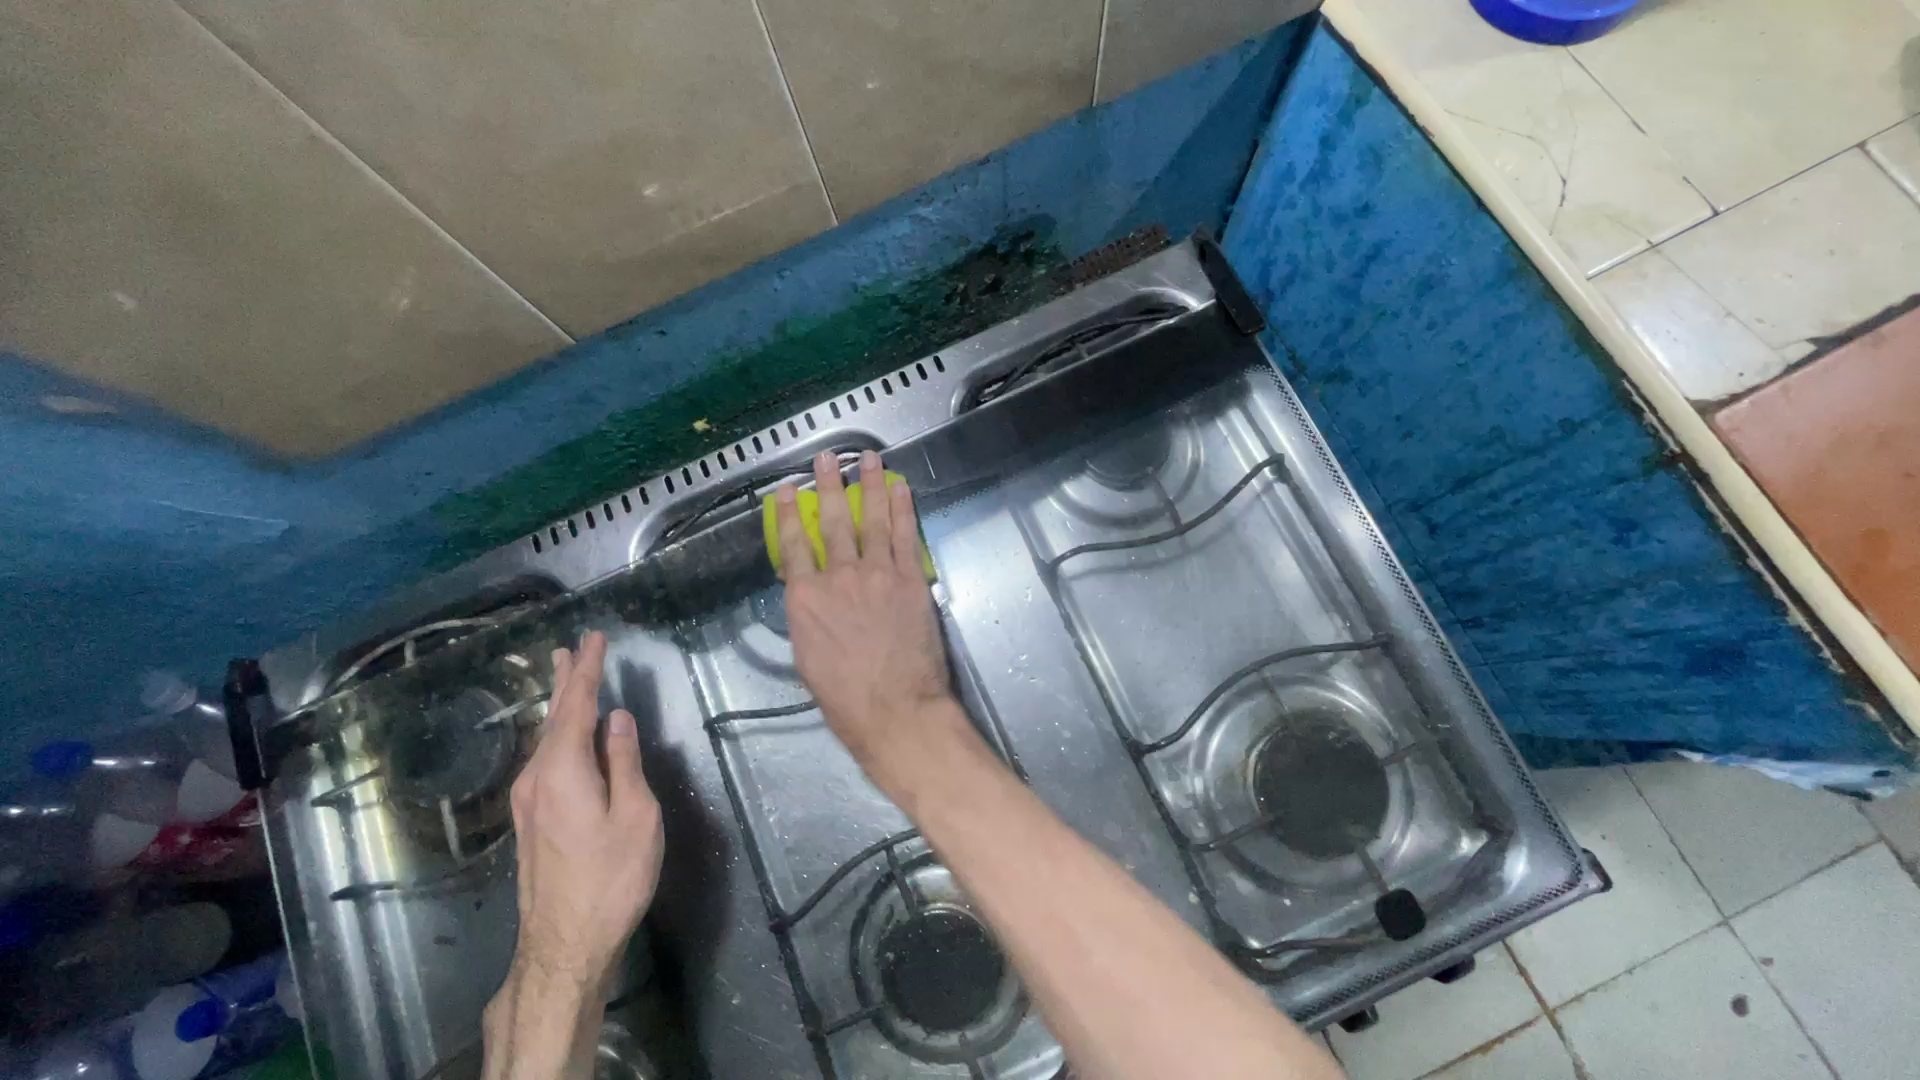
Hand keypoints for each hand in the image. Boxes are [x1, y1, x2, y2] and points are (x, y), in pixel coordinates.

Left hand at [504, 630, 663, 989]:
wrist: (565, 944)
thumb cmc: (611, 877)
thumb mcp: (636, 816)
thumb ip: (625, 762)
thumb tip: (618, 719)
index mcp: (563, 769)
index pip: (576, 705)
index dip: (587, 670)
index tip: (593, 637)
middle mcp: (536, 778)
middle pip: (552, 719)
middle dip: (563, 682)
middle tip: (566, 648)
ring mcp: (527, 802)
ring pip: (545, 740)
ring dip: (558, 708)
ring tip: (565, 681)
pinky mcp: (530, 821)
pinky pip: (544, 760)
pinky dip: (557, 735)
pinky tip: (564, 736)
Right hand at [775, 451, 971, 785]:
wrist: (896, 710)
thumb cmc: (845, 698)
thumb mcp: (807, 656)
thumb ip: (807, 616)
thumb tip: (808, 592)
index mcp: (806, 599)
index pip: (793, 546)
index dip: (788, 514)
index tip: (786, 491)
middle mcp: (839, 577)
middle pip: (832, 522)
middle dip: (829, 486)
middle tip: (828, 458)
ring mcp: (879, 574)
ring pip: (872, 520)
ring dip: (870, 485)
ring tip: (868, 458)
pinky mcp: (911, 580)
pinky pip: (906, 537)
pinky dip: (903, 510)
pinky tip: (900, 490)